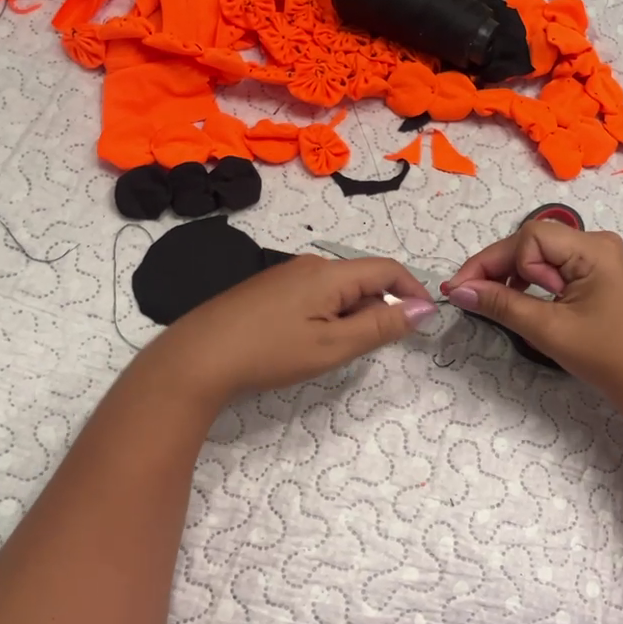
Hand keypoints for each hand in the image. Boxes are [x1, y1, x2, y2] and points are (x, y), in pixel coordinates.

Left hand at [149, 254, 435, 400]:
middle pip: (361, 280)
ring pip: (335, 291)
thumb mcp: (334, 345)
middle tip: (365, 350)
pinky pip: (311, 297)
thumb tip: (424, 307)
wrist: (197, 358)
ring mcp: (283, 276)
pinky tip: (303, 345)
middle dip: (377, 310)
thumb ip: (382, 325)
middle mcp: (309, 265)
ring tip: (329, 352)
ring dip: (349, 317)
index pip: (387, 270)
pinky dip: (324, 317)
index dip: (412, 291)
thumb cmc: (270, 352)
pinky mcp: (265, 291)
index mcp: (330, 273)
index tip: (424, 321)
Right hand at [442, 221, 622, 396]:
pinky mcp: (596, 275)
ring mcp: (598, 258)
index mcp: (592, 249)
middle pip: (532, 242)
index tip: (465, 290)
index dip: (493, 260)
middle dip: (499, 268)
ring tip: (496, 303)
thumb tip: (457, 290)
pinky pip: (554, 267)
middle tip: (467, 296)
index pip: (529, 237)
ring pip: (540, 254)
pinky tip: (521, 302)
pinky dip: (531, 282)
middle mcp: (597, 243)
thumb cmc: (604, 356)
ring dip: (513, 275)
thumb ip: (501, 304)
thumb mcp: (547, 329)